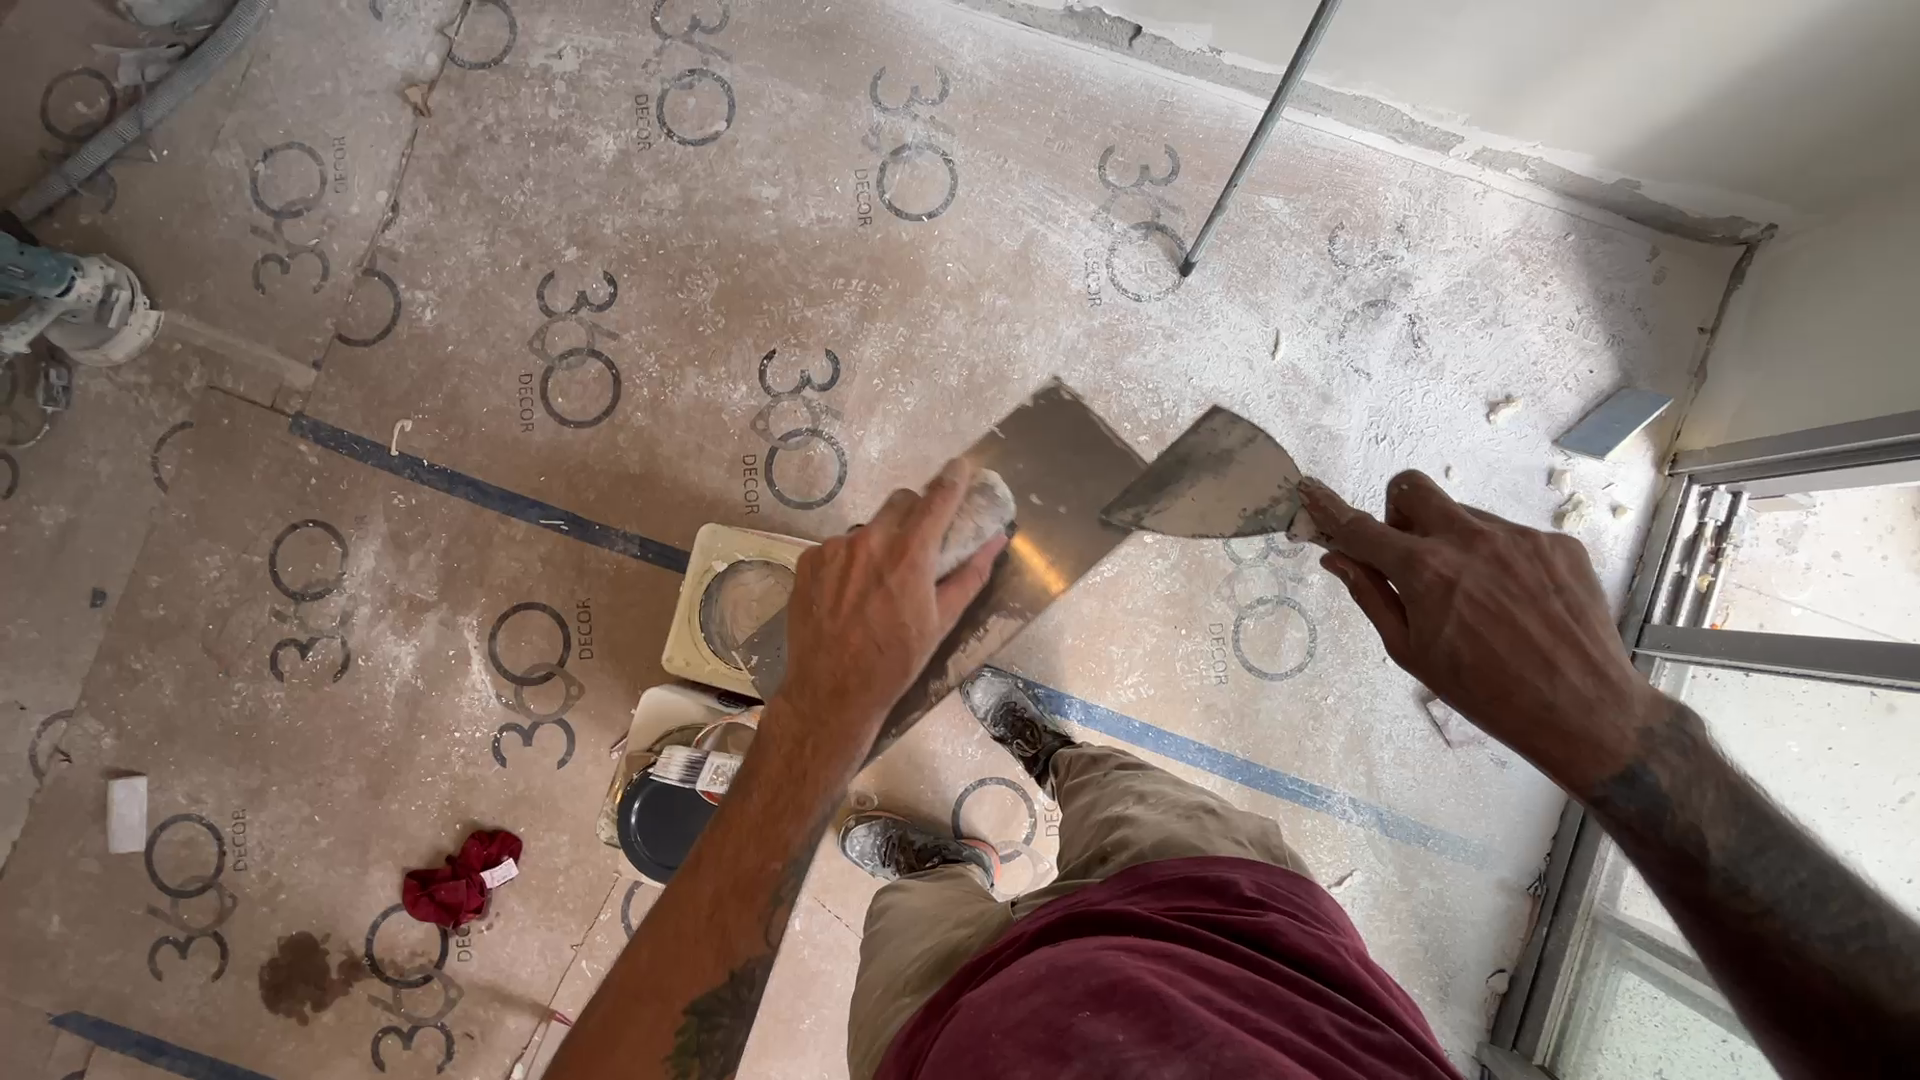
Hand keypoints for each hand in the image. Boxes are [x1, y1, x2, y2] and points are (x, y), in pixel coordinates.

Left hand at [772, 458, 1008, 756]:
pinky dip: (850, 561)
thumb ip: (970, 575)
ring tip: (877, 583)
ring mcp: (833, 549)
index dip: (953, 480)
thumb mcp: (941, 623)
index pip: (936, 500)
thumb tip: (996, 541)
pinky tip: (849, 594)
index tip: (961, 467)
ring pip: (867, 528)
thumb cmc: (894, 662)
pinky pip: (838, 547)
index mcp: (908, 556)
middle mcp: (868, 542)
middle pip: (899, 503)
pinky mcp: (808, 561)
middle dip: (914, 512)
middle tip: (920, 539)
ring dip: (880, 542)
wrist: (830, 691)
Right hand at [1298, 470, 1666, 793]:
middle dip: (1396, 510)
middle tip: (1408, 554)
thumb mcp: (1408, 650)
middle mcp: (1469, 539)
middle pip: (1411, 487)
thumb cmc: (1481, 691)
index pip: (1359, 527)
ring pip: (1461, 515)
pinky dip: (1494, 557)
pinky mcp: (1557, 544)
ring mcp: (1518, 537)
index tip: (1309, 488)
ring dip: (1450, 541)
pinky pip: (1507, 534)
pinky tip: (1512, 601)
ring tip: (1474, 596)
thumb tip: (1337, 558)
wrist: (1583, 710)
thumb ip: (1370, 595)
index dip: (1328, 507)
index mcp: (1424, 570)